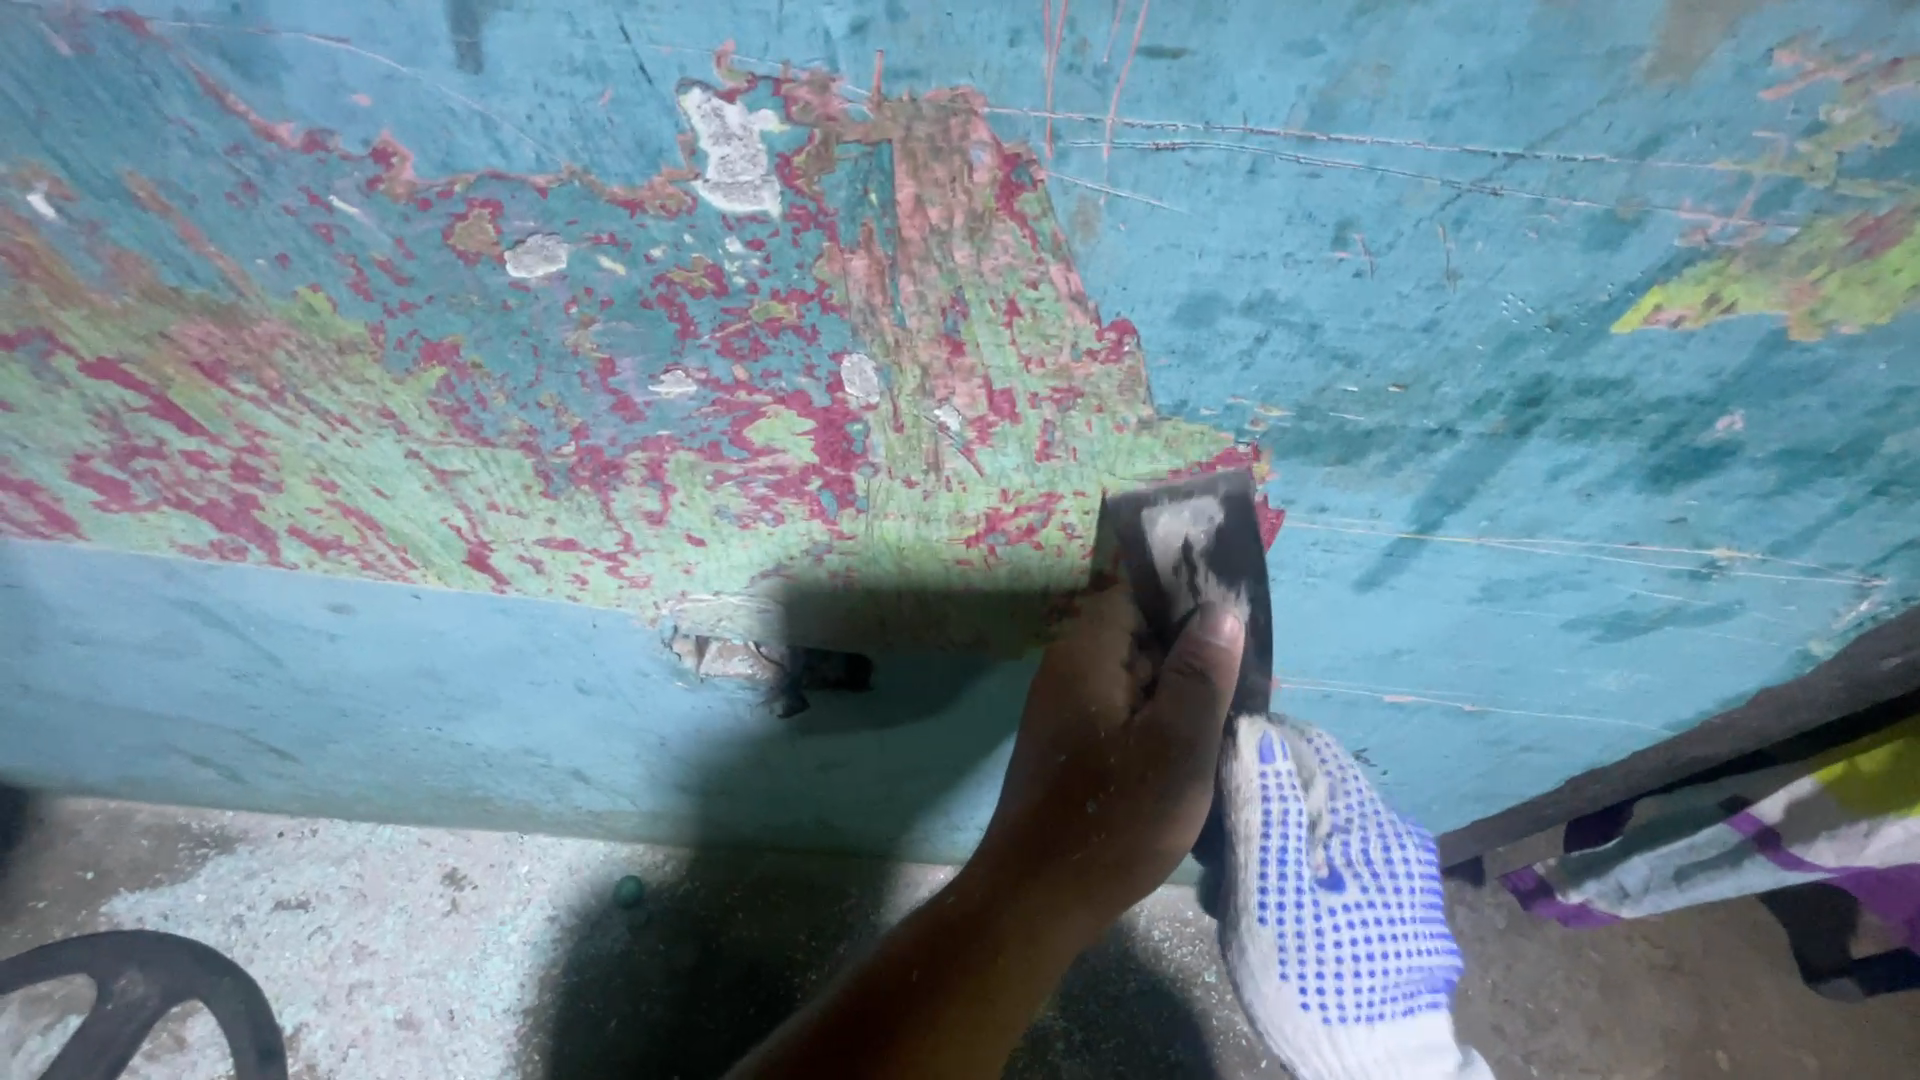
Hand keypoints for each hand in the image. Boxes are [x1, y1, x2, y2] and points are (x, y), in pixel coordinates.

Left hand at [965, 583, 1245, 941]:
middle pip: (1136, 637)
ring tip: (1223, 725)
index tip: (1232, 631)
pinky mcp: (1068, 745)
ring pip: (1131, 680)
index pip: (1135, 596)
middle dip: (1188, 658)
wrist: (1038, 896)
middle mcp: (1066, 669)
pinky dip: (1153, 725)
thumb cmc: (1113, 818)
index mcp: (1084, 653)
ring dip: (1174, 697)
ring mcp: (1064, 709)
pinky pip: (1119, 714)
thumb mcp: (1175, 744)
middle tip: (1241, 688)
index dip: (1184, 605)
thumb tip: (1220, 610)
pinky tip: (1187, 755)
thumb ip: (1199, 674)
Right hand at [1221, 716, 1490, 1079]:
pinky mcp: (1391, 896)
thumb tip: (1253, 729)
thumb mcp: (1271, 891)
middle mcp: (1389, 829)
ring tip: (1234, 889)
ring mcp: (1394, 864)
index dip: (1250, 749)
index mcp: (1365, 818)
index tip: (1212, 784)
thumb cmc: (1313, 976)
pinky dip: (1293, 866)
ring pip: (1313, 818)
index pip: (1303, 741)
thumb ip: (1263, 808)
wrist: (1375, 1071)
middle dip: (1254, 803)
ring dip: (1268, 838)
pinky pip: (1330, 854)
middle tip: (1215, 852)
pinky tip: (1271, 905)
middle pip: (1307, 780)